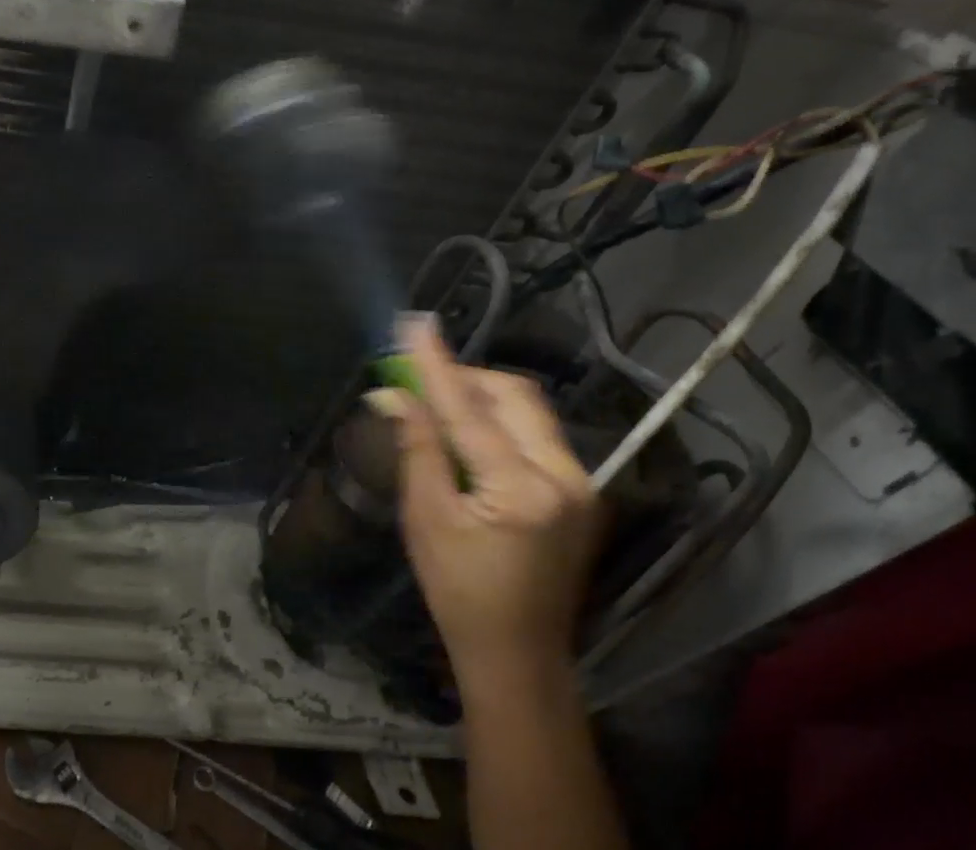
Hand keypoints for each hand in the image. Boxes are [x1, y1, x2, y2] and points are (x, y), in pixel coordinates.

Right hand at [375, 317, 603, 675]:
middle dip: (467, 378)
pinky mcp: (581, 494)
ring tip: (440, 406)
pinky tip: (470, 439)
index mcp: (521, 487)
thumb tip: (394, 395)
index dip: (437, 365)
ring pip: (530, 414)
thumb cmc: (457, 590)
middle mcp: (565, 476)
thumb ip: (416, 448)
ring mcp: (581, 485)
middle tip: (422, 376)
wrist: (517, 651)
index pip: (470, 409)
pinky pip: (537, 438)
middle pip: (516, 397)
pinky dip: (500, 425)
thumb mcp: (426, 518)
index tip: (415, 324)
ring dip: (484, 400)